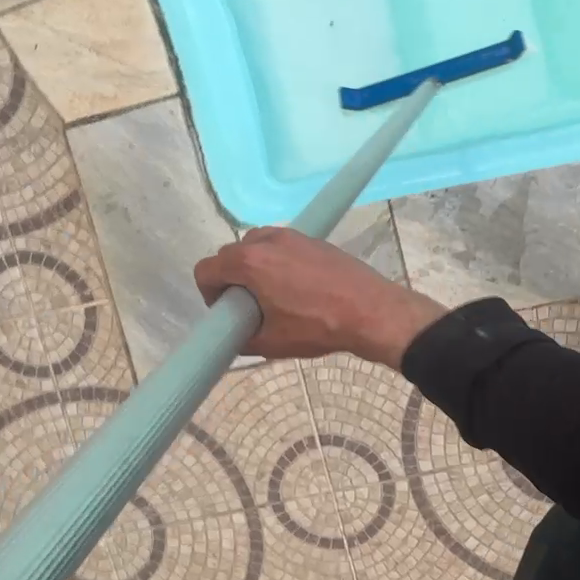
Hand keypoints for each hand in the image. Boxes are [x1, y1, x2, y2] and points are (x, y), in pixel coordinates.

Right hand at [194, 227, 447, 365]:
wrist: (372, 311)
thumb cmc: (318, 326)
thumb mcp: (271, 342)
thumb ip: (241, 338)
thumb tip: (236, 335)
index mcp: (250, 261)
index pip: (207, 269)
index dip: (210, 294)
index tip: (228, 313)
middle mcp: (269, 240)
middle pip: (232, 254)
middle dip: (233, 279)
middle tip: (250, 306)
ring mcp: (296, 236)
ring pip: (259, 245)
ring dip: (257, 266)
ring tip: (275, 295)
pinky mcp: (317, 240)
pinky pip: (285, 246)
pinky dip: (281, 261)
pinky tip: (299, 287)